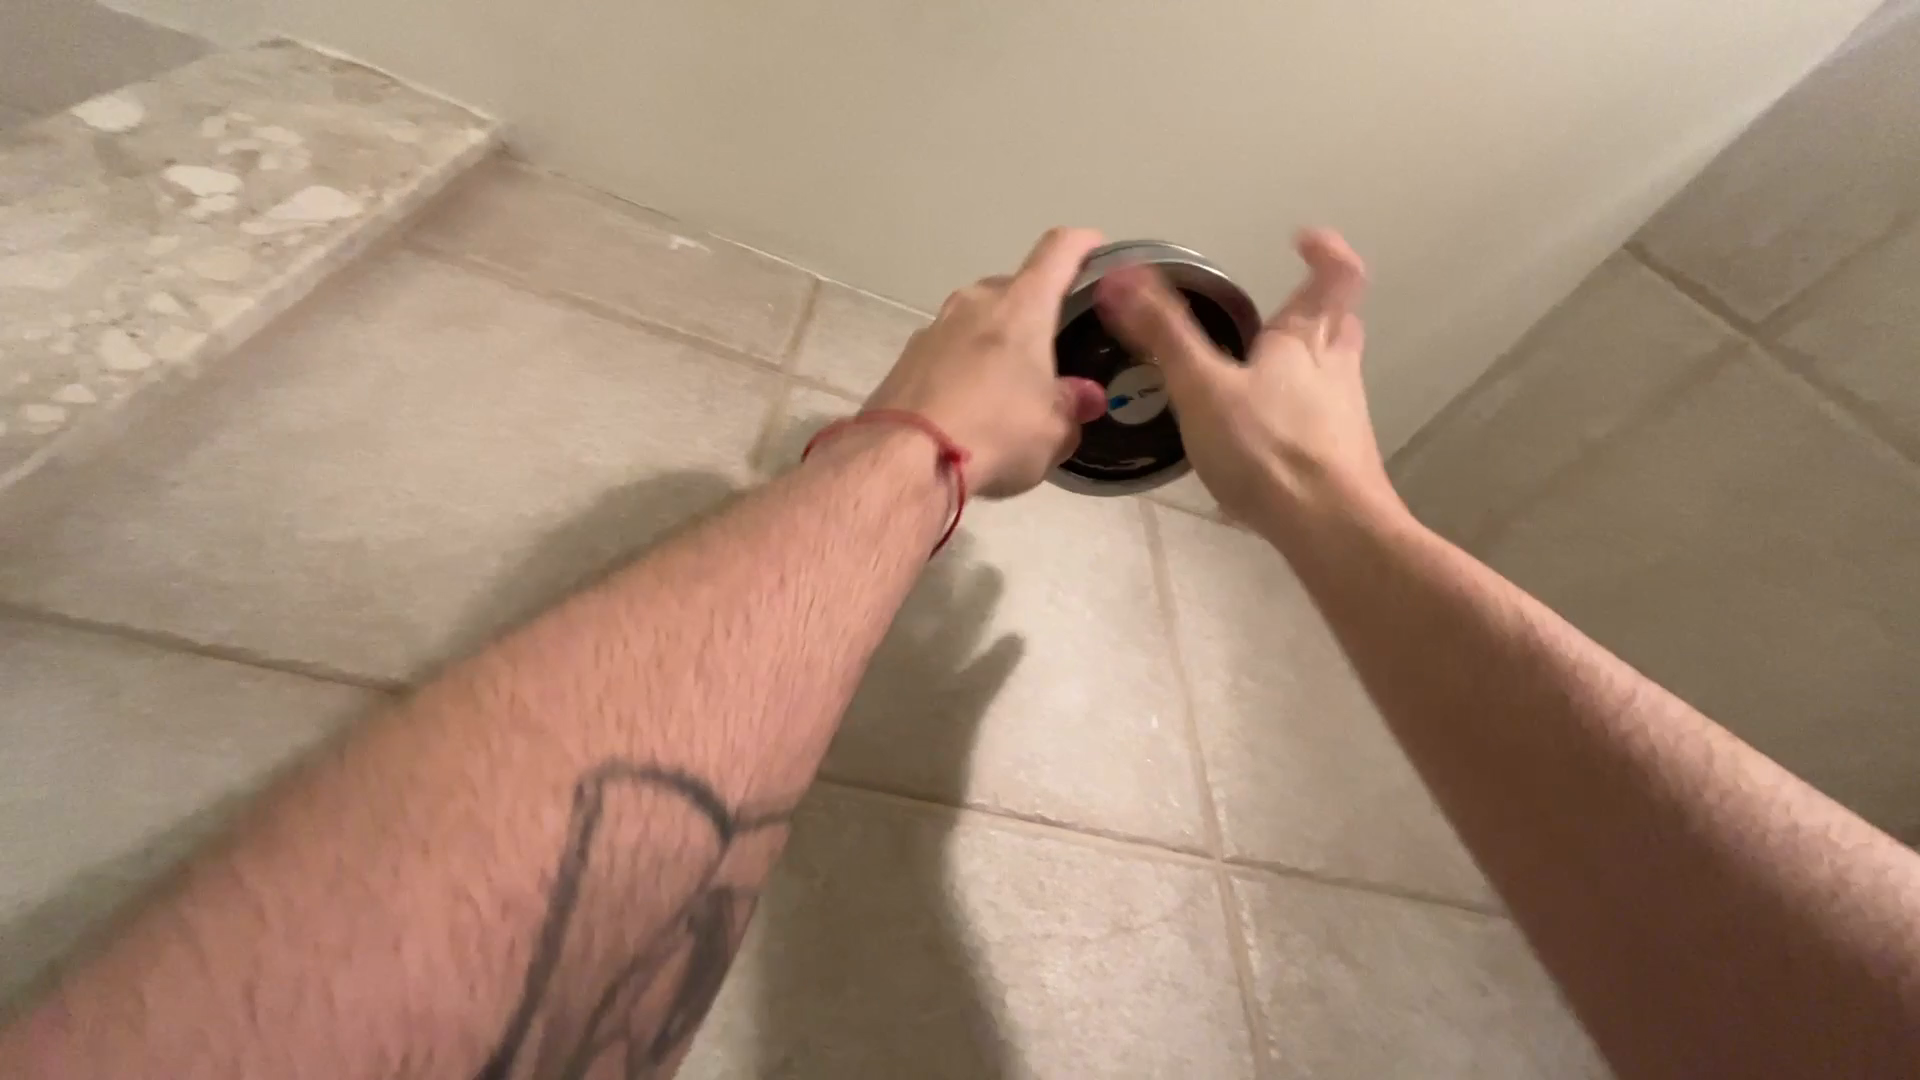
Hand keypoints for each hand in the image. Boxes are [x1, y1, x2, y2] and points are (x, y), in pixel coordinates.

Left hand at [866, 228, 1108, 497]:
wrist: (904, 458)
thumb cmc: (995, 431)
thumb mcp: (1054, 431)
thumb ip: (1073, 407)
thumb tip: (1085, 397)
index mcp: (1021, 307)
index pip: (1058, 251)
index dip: (1081, 245)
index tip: (1094, 248)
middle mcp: (974, 304)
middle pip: (1012, 290)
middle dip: (1033, 312)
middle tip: (1048, 350)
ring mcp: (933, 329)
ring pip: (974, 322)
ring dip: (993, 343)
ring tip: (1005, 386)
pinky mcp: (904, 360)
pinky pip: (945, 353)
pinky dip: (961, 370)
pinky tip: (965, 408)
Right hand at [1093, 229, 1400, 529]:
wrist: (1327, 528)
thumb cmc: (1265, 448)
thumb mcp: (1202, 388)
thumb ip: (1163, 336)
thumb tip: (1120, 277)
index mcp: (1305, 340)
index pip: (1336, 276)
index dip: (1325, 251)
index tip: (1301, 239)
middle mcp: (1334, 369)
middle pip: (1337, 324)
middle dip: (1313, 312)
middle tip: (1278, 315)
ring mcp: (1342, 414)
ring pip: (1329, 373)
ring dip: (1302, 364)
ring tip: (1258, 374)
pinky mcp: (1337, 456)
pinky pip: (1317, 419)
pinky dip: (1293, 413)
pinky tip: (1261, 436)